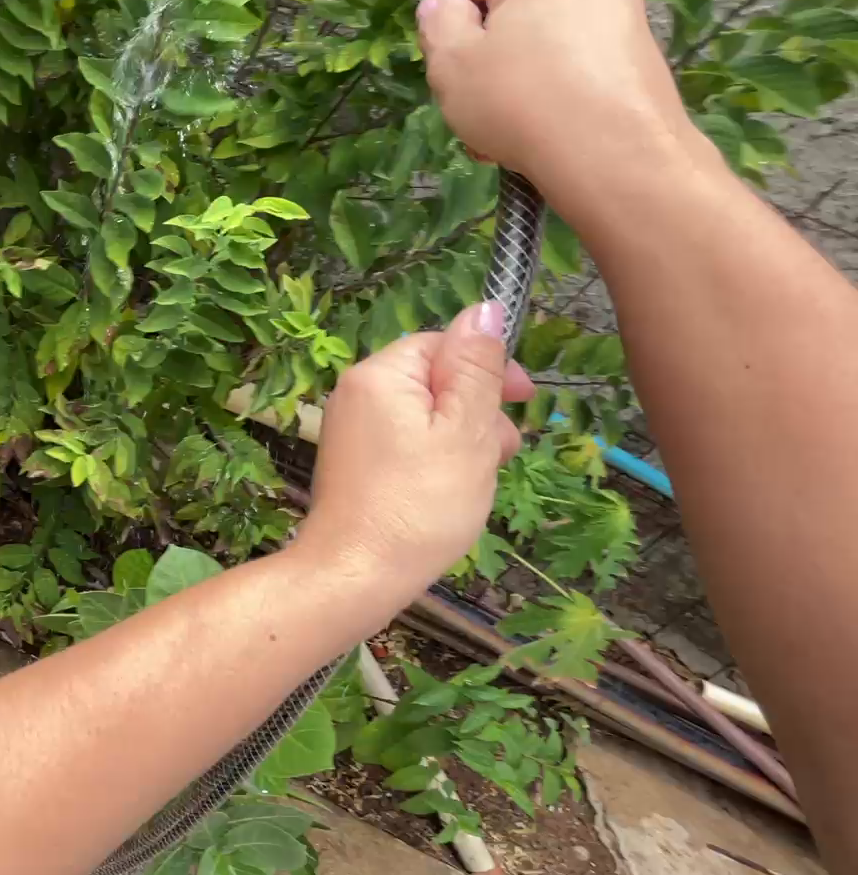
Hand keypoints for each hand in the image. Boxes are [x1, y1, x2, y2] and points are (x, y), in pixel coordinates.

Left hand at [301, 302, 534, 582]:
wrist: (358, 567)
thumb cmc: (420, 500)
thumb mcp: (466, 429)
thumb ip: (477, 368)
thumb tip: (485, 308)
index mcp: (376, 375)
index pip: (440, 343)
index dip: (487, 367)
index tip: (524, 400)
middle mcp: (354, 393)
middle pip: (434, 380)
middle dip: (477, 411)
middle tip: (496, 452)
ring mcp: (350, 428)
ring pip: (426, 415)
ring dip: (463, 439)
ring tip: (474, 478)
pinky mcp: (354, 459)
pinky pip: (407, 441)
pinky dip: (437, 459)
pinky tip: (450, 491)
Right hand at [416, 0, 708, 224]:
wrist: (609, 151)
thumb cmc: (517, 99)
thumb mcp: (450, 62)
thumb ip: (437, 23)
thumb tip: (440, 5)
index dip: (445, 13)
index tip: (442, 55)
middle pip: (509, 3)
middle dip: (484, 46)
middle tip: (470, 95)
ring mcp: (623, 3)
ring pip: (537, 34)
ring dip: (510, 73)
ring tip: (500, 122)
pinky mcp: (637, 42)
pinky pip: (569, 55)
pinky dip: (546, 84)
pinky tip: (534, 124)